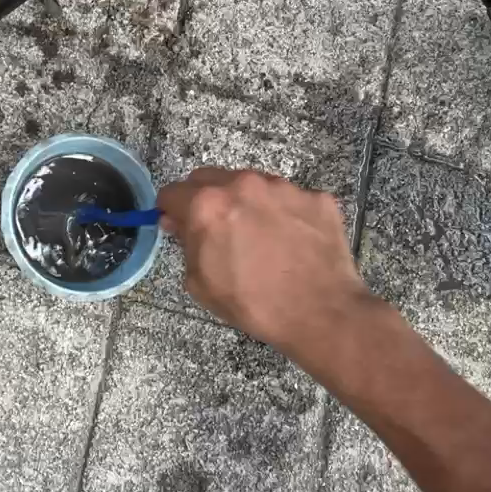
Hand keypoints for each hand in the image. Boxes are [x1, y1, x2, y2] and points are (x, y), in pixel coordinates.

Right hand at [156, 167, 384, 358]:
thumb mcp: (199, 282)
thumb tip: (179, 223)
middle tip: (215, 228)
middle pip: (208, 178)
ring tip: (258, 236)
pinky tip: (289, 240)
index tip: (178, 225)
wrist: (320, 313)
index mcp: (207, 205)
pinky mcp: (315, 197)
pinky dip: (282, 213)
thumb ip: (185, 244)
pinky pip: (288, 197)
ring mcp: (282, 188)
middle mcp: (242, 185)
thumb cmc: (253, 303)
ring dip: (244, 202)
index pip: (172, 193)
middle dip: (204, 199)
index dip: (170, 211)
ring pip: (249, 184)